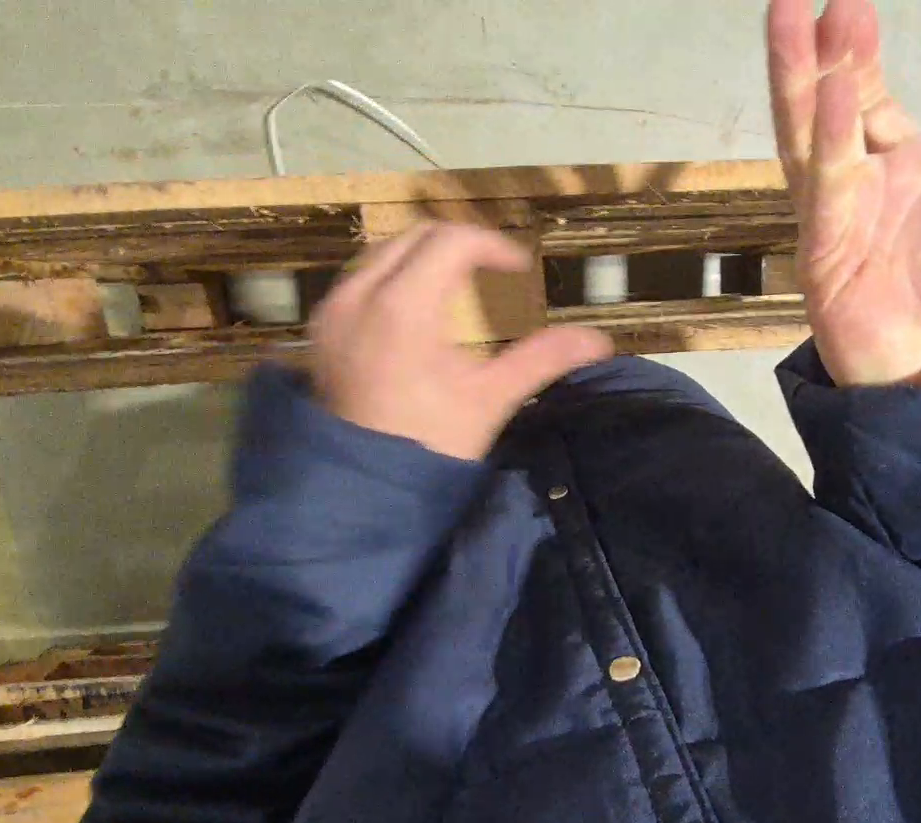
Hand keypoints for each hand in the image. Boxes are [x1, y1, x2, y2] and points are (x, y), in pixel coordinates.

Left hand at [303, 223, 611, 459]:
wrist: (363, 489)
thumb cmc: (430, 445)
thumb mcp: (491, 401)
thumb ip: (541, 360)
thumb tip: (598, 341)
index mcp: (404, 307)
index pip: (452, 241)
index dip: (493, 246)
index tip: (520, 270)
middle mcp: (359, 294)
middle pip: (415, 235)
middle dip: (459, 245)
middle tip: (492, 271)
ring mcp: (333, 310)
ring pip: (383, 252)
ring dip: (425, 258)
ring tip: (459, 286)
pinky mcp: (322, 329)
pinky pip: (360, 278)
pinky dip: (394, 278)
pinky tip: (416, 312)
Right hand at [767, 0, 920, 385]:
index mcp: (908, 175)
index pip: (869, 101)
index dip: (856, 54)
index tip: (850, 1)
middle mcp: (864, 193)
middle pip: (825, 111)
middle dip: (811, 53)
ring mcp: (838, 226)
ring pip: (807, 142)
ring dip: (795, 82)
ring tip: (786, 13)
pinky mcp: (824, 262)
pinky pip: (825, 193)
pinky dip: (829, 142)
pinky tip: (834, 91)